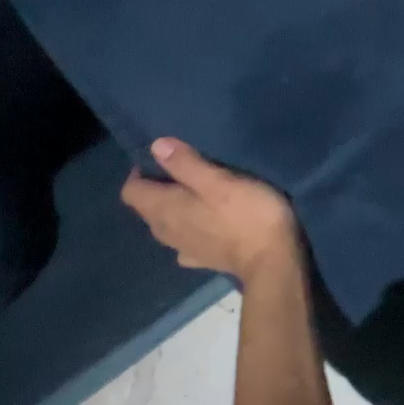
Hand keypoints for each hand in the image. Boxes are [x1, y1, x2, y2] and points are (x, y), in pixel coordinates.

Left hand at [120, 138, 298, 285]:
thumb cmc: (246, 212)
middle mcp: (166, 231)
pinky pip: (185, 239)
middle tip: (184, 167)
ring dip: (173, 206)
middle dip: (157, 187)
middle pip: (147, 208)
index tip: (162, 156)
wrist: (271, 258)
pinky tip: (206, 221)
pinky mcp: (203, 258)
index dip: (140, 172)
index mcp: (166, 210)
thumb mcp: (219, 180)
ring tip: (197, 190)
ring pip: (165, 224)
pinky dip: (189, 227)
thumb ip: (186, 163)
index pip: (131, 192)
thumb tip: (156, 145)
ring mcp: (184, 248)